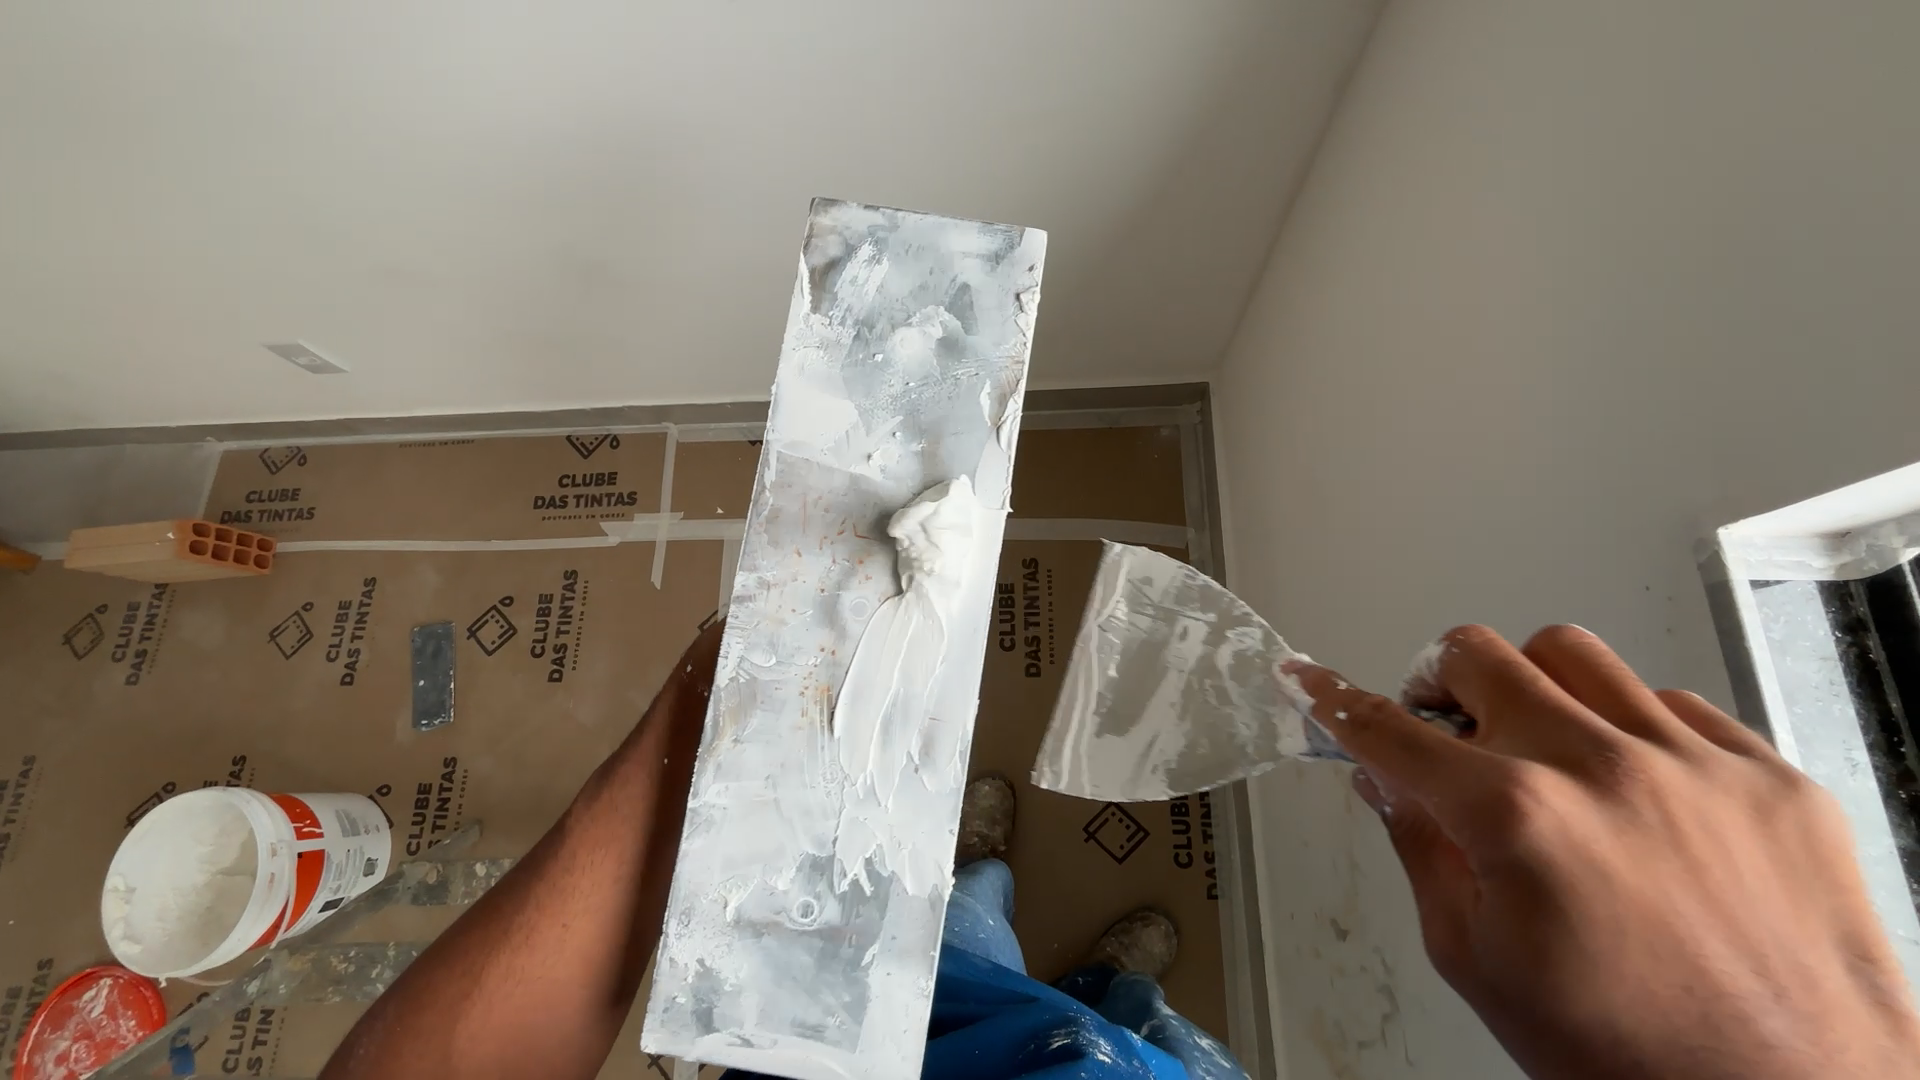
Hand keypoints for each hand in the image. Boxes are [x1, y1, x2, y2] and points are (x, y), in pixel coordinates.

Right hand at [1289, 625, 1919, 1079]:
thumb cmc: (1623, 1053)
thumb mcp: (1472, 954)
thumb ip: (1418, 846)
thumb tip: (1385, 778)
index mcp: (1514, 817)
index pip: (1388, 730)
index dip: (1334, 701)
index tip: (1312, 681)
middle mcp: (1600, 770)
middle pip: (1476, 654)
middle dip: (1436, 683)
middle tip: (1443, 725)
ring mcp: (1694, 766)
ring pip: (1570, 651)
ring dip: (1529, 685)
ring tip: (1536, 739)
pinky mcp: (1772, 779)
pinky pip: (1670, 701)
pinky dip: (1625, 725)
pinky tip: (1626, 782)